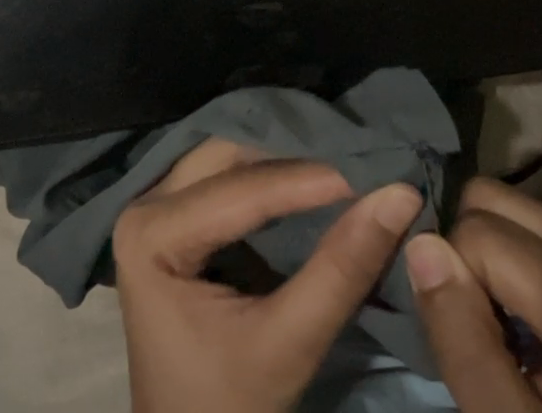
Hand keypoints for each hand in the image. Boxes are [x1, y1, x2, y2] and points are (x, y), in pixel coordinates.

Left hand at [113, 138, 424, 412]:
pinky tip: (314, 175)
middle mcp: (143, 206)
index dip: (311, 179)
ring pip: (228, 157)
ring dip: (285, 156)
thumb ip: (340, 270)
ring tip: (346, 159)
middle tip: (361, 158)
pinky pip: (225, 175)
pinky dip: (272, 174)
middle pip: (227, 156)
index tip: (377, 172)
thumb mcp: (288, 342)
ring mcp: (155, 207)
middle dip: (295, 154)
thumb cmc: (227, 400)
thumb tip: (399, 195)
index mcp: (150, 235)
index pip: (240, 191)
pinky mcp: (175, 217)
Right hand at [404, 177, 541, 411]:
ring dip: (483, 251)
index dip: (458, 282)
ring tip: (502, 318)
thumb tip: (421, 245)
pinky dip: (503, 252)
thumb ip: (465, 346)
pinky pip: (525, 218)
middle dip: (467, 254)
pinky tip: (520, 308)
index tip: (475, 342)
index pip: (488, 239)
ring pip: (507, 201)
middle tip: (484, 324)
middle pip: (496, 203)